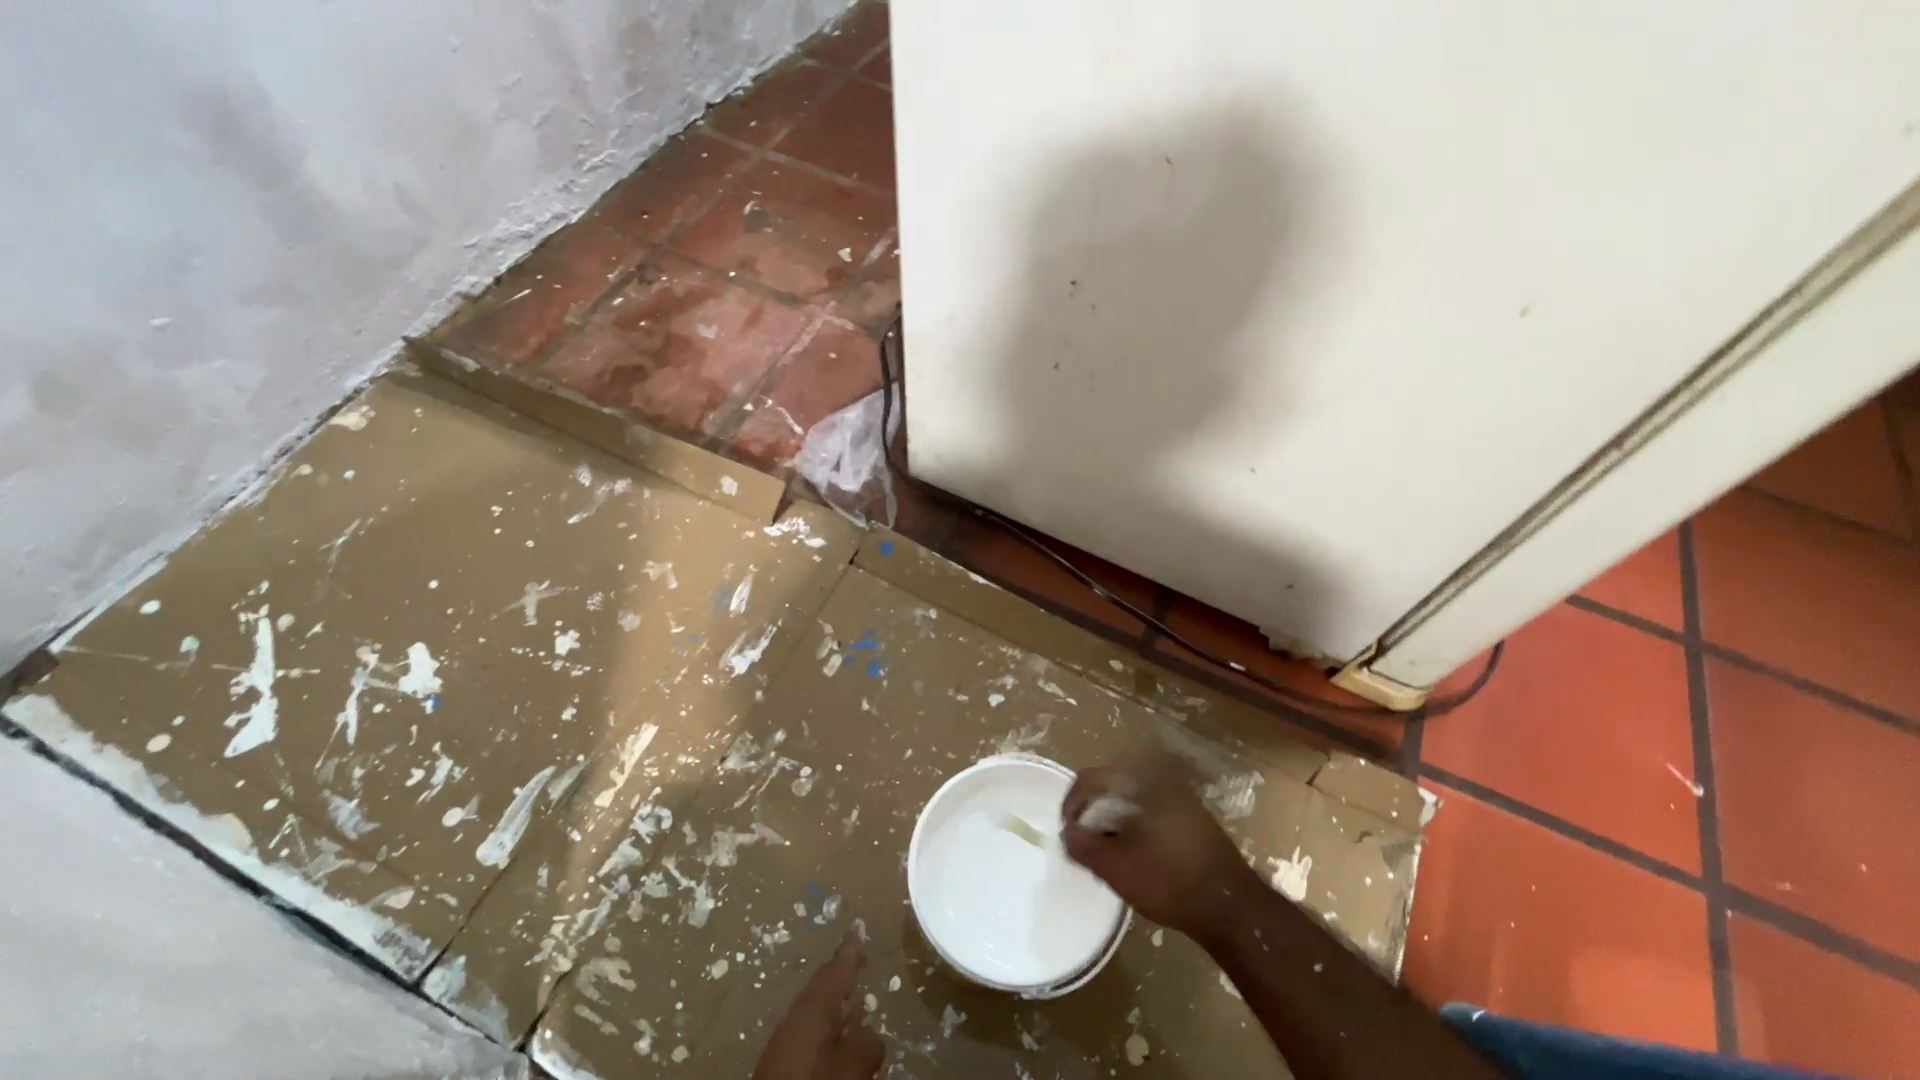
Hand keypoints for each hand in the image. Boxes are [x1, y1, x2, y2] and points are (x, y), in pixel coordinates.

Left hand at [752, 932, 884, 1079]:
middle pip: (823, 987)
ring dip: (838, 1006)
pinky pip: (813, 1034)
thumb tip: (867, 1035)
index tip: (857, 926)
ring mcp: (788, 1039)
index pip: (836, 968)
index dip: (850, 948)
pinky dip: (831, 1029)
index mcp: (815, 1006)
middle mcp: (798, 1015)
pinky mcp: (785, 1062)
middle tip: (860, 960)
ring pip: (818, 1012)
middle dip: (843, 975)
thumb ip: (868, 1042)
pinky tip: (841, 1040)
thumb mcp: (855, 1063)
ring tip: (857, 1000)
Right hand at [1060, 756, 1261, 941]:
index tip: (1068, 832)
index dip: (1071, 803)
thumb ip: (1083, 846)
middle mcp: (1162, 781)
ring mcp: (1181, 799)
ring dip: (1114, 820)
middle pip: (1112, 785)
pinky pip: (1152, 812)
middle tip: (1085, 841)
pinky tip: (1135, 856)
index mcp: (1142, 782)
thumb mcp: (1115, 868)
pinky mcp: (1193, 819)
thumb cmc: (1169, 881)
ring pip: (1133, 800)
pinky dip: (1135, 827)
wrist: (1231, 907)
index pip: (1091, 777)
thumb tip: (1068, 833)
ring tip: (1107, 853)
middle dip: (1093, 811)